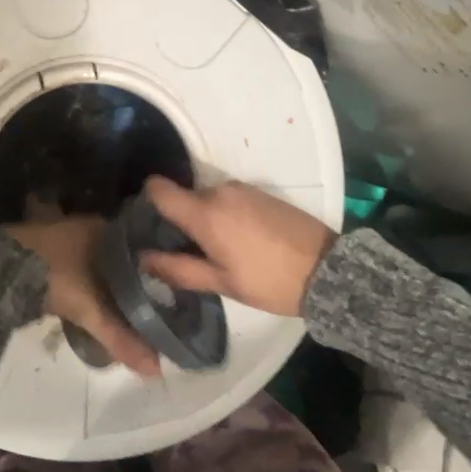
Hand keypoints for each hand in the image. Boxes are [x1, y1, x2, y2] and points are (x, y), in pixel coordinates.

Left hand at [7, 218, 161, 376]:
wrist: (3, 266)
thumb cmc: (54, 275)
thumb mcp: (91, 309)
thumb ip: (122, 337)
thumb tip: (156, 369)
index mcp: (105, 228)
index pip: (143, 248)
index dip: (158, 270)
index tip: (172, 292)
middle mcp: (90, 226)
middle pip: (121, 257)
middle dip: (134, 281)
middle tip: (154, 307)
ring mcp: (68, 235)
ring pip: (101, 263)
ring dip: (111, 283)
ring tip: (130, 309)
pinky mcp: (51, 250)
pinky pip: (83, 267)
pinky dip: (91, 284)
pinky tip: (97, 302)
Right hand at [139, 176, 336, 317]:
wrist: (327, 270)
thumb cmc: (269, 281)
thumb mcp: (222, 283)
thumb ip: (179, 269)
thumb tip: (144, 260)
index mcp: (204, 212)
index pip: (158, 188)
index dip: (148, 202)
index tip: (151, 225)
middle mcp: (219, 191)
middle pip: (184, 197)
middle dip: (181, 220)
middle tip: (189, 251)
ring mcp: (242, 189)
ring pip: (207, 199)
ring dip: (206, 219)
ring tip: (218, 251)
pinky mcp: (260, 192)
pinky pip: (228, 199)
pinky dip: (225, 215)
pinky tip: (240, 242)